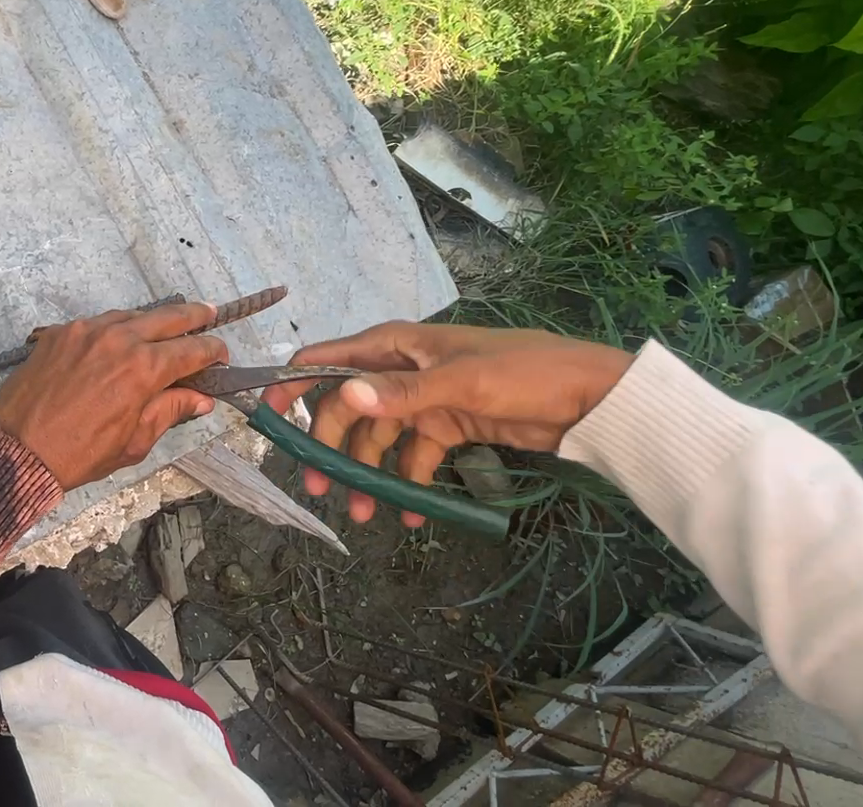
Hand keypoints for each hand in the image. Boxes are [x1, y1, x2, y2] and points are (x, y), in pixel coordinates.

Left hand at [0, 302, 228, 489]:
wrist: (18, 449)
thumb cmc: (80, 454)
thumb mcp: (134, 441)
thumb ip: (170, 411)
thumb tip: (200, 398)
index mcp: (143, 369)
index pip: (192, 350)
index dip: (213, 351)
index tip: (222, 356)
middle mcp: (118, 339)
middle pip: (167, 317)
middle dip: (194, 316)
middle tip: (209, 313)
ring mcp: (86, 330)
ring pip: (130, 315)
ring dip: (151, 322)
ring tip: (163, 329)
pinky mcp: (60, 333)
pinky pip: (97, 323)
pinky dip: (115, 329)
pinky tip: (118, 341)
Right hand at [260, 322, 634, 526]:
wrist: (596, 397)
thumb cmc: (524, 371)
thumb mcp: (459, 381)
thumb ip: (399, 392)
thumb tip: (343, 396)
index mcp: (391, 346)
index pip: (322, 360)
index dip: (289, 385)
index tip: (267, 418)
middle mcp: (396, 370)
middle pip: (344, 408)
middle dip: (329, 447)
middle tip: (321, 488)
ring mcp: (420, 399)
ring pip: (377, 437)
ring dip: (368, 473)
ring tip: (365, 516)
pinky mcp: (445, 423)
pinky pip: (412, 455)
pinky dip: (408, 482)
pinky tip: (410, 513)